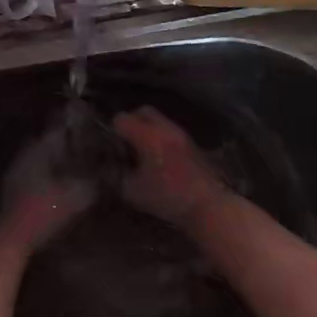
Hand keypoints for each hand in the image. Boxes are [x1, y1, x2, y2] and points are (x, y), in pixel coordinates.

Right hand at [112, 107, 231, 226]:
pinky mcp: (192, 143)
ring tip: (144, 153)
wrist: (208, 205)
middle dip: (131, 123)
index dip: (112, 132)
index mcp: (148, 136)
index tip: (115, 150)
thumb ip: (115, 175)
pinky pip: (170, 131)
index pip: (121, 119)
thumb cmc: (168, 198)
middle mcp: (165, 128)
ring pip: (159, 120)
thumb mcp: (132, 191)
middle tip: (127, 145)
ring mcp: (181, 133)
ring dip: (147, 130)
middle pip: (143, 111)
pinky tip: (160, 159)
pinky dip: (160, 137)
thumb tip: (108, 166)